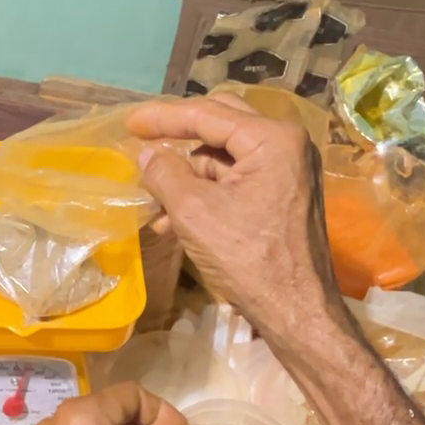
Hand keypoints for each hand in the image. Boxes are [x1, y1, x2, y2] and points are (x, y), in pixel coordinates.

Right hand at [127, 96, 343, 340]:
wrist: (295, 311)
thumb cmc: (248, 258)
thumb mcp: (194, 211)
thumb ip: (165, 173)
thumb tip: (147, 154)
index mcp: (273, 139)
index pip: (208, 114)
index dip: (164, 117)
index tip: (129, 123)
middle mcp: (287, 146)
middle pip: (220, 125)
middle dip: (178, 137)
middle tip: (142, 139)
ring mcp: (288, 171)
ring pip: (225, 156)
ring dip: (188, 174)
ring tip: (154, 198)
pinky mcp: (283, 196)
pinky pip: (236, 180)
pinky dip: (205, 192)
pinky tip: (174, 219)